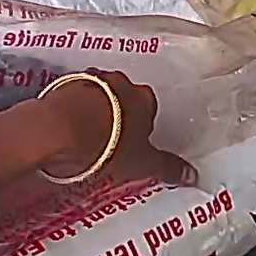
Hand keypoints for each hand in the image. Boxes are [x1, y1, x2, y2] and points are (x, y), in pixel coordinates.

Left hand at [44, 69, 195, 186]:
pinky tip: (65, 128)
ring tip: (82, 137)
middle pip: (122, 99)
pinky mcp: (65, 82)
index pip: (148, 111)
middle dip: (116, 116)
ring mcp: (91, 79)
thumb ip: (168, 168)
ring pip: (97, 95)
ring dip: (93, 110)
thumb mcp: (143, 163)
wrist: (63, 128)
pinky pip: (72, 96)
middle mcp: (120, 82)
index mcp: (144, 99)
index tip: (129, 146)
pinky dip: (71, 109)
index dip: (139, 130)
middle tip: (106, 142)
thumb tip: (193, 176)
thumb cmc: (110, 145)